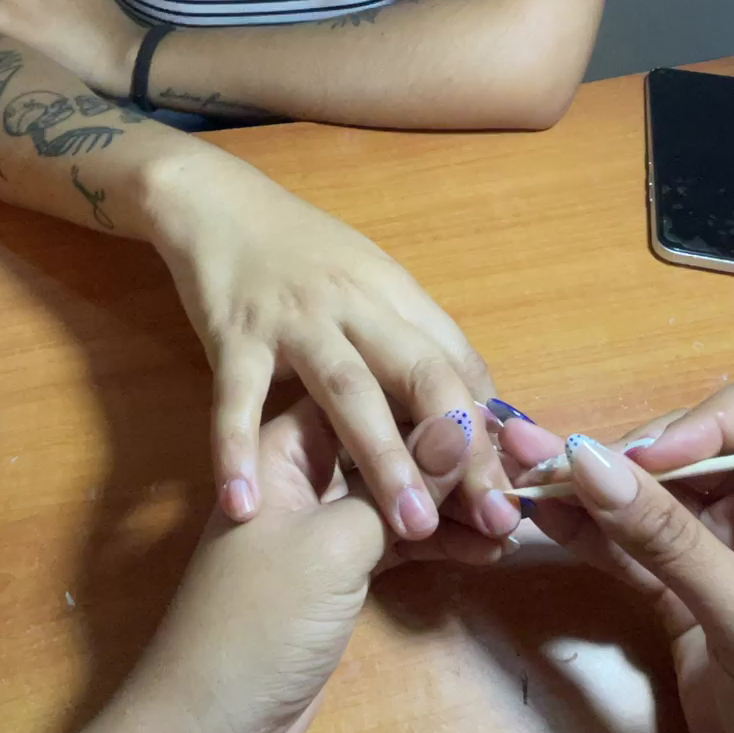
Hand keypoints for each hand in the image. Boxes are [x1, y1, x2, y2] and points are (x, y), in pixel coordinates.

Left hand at [91, 400, 476, 732]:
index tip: (492, 425)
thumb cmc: (261, 618)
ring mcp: (327, 520)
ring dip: (452, 509)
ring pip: (400, 495)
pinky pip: (399, 539)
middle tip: (512, 483)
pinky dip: (437, 545)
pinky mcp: (343, 565)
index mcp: (290, 444)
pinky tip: (485, 550)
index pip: (368, 398)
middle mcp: (309, 470)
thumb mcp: (333, 545)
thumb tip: (463, 425)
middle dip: (450, 464)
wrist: (211, 726)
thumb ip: (398, 484)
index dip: (429, 406)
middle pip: (390, 447)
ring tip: (510, 523)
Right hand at [147, 151, 521, 549]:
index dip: (489, 426)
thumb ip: (412, 335)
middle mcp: (356, 307)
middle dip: (460, 449)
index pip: (458, 361)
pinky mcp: (235, 334)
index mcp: (394, 295)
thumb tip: (468, 398)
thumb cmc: (303, 247)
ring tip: (412, 527)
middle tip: (490, 520)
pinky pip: (237, 397)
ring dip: (384, 457)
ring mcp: (295, 320)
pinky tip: (243, 504)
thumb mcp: (370, 279)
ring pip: (349, 388)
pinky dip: (236, 448)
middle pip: (421, 375)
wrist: (220, 205)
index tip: (513, 484)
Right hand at [497, 374, 733, 732]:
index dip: (697, 421)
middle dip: (620, 453)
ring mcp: (713, 554)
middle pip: (682, 450)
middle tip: (550, 464)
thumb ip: (670, 542)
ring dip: (585, 485)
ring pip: (642, 497)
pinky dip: (583, 530)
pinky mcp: (676, 593)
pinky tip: (541, 516)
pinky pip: (623, 545)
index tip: (644, 461)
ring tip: (522, 471)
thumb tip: (586, 458)